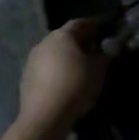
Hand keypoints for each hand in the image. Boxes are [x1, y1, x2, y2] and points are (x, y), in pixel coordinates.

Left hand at [18, 17, 115, 133]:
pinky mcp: (26, 78)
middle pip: (64, 37)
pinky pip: (45, 68)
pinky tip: (64, 82)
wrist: (45, 116)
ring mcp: (31, 60)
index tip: (103, 29)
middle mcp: (43, 43)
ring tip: (80, 67)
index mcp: (62, 36)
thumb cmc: (75, 86)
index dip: (93, 25)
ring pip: (53, 53)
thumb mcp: (99, 70)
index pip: (79, 23)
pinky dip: (56, 70)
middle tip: (94, 49)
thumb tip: (112, 45)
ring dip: (66, 57)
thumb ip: (106, 54)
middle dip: (79, 42)